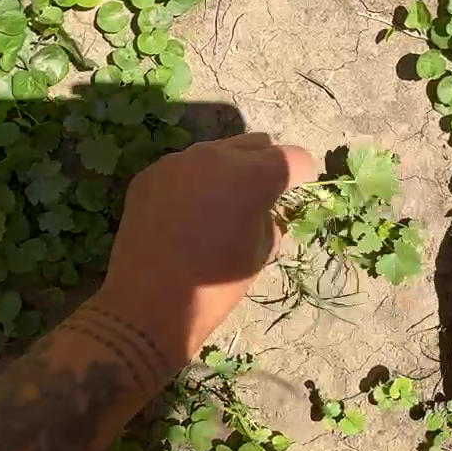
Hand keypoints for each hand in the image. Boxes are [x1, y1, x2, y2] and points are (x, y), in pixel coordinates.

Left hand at [93, 132, 314, 360]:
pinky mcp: (150, 174)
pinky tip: (188, 212)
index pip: (293, 158)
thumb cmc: (215, 286)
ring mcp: (178, 161)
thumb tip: (264, 209)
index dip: (304, 174)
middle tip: (263, 196)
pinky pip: (185, 167)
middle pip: (256, 145)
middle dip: (266, 165)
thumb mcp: (262, 253)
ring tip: (222, 203)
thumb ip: (271, 219)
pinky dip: (196, 181)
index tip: (301, 188)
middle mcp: (216, 156)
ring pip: (218, 151)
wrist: (147, 305)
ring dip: (229, 170)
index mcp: (252, 177)